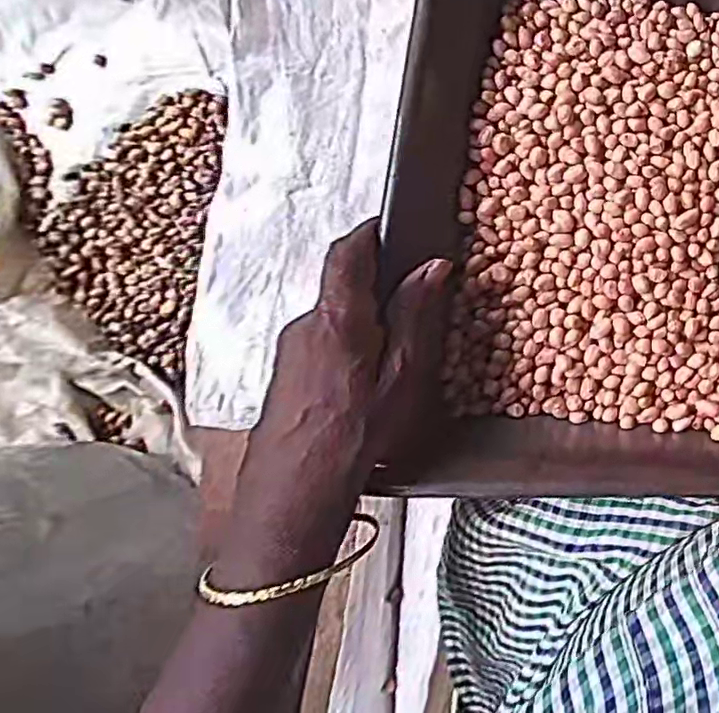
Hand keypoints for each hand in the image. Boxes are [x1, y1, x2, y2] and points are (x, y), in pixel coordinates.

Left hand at [219, 219, 449, 580]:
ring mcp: (289, 347)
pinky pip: (322, 335)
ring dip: (365, 313)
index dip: (369, 231)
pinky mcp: (285, 369)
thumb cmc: (357, 432)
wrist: (293, 494)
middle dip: (378, 279)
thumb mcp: (403, 372)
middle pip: (342, 282)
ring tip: (398, 342)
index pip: (347, 252)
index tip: (393, 223)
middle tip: (416, 293)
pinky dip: (350, 336)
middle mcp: (306, 324)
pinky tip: (369, 369)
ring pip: (334, 312)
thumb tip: (433, 266)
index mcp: (338, 319)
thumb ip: (415, 314)